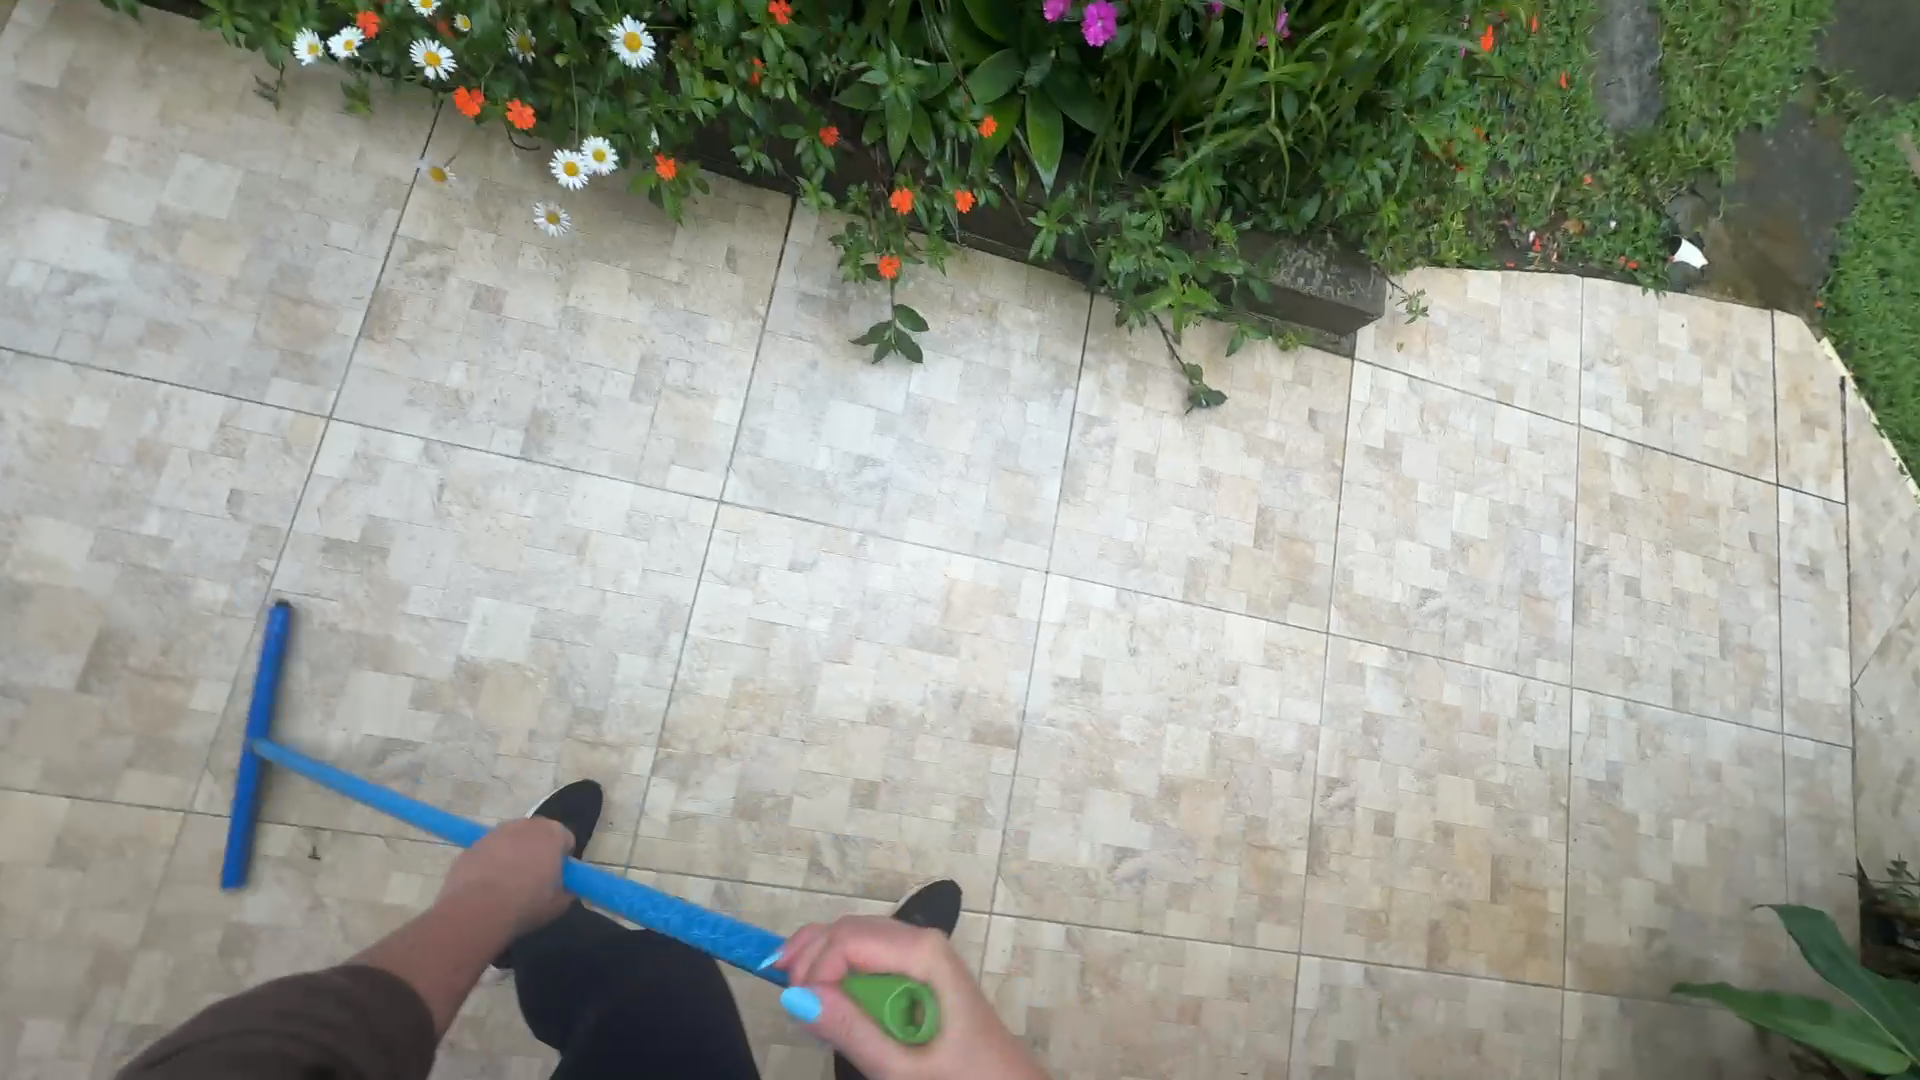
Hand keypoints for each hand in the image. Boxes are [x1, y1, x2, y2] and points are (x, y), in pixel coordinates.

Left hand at [437, 817, 572, 937]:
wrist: (474, 913)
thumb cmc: (524, 904)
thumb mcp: (558, 904)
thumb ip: (566, 889)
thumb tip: (563, 888)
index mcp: (553, 834)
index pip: (565, 840)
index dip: (561, 859)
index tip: (555, 877)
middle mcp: (526, 825)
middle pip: (537, 834)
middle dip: (537, 851)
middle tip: (532, 878)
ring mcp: (496, 833)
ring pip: (510, 841)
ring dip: (512, 855)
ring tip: (504, 884)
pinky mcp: (471, 846)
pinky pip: (487, 852)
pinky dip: (489, 863)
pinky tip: (484, 887)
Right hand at [774, 916, 1046, 1079]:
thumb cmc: (961, 1078)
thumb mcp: (901, 1065)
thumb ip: (850, 1030)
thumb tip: (796, 996)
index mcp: (922, 952)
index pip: (850, 937)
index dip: (815, 965)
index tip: (794, 1005)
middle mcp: (922, 939)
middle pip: (851, 928)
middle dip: (812, 953)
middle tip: (780, 988)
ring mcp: (922, 950)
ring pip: (859, 935)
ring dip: (822, 954)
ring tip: (792, 984)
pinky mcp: (919, 967)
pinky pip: (872, 953)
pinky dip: (842, 965)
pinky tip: (824, 987)